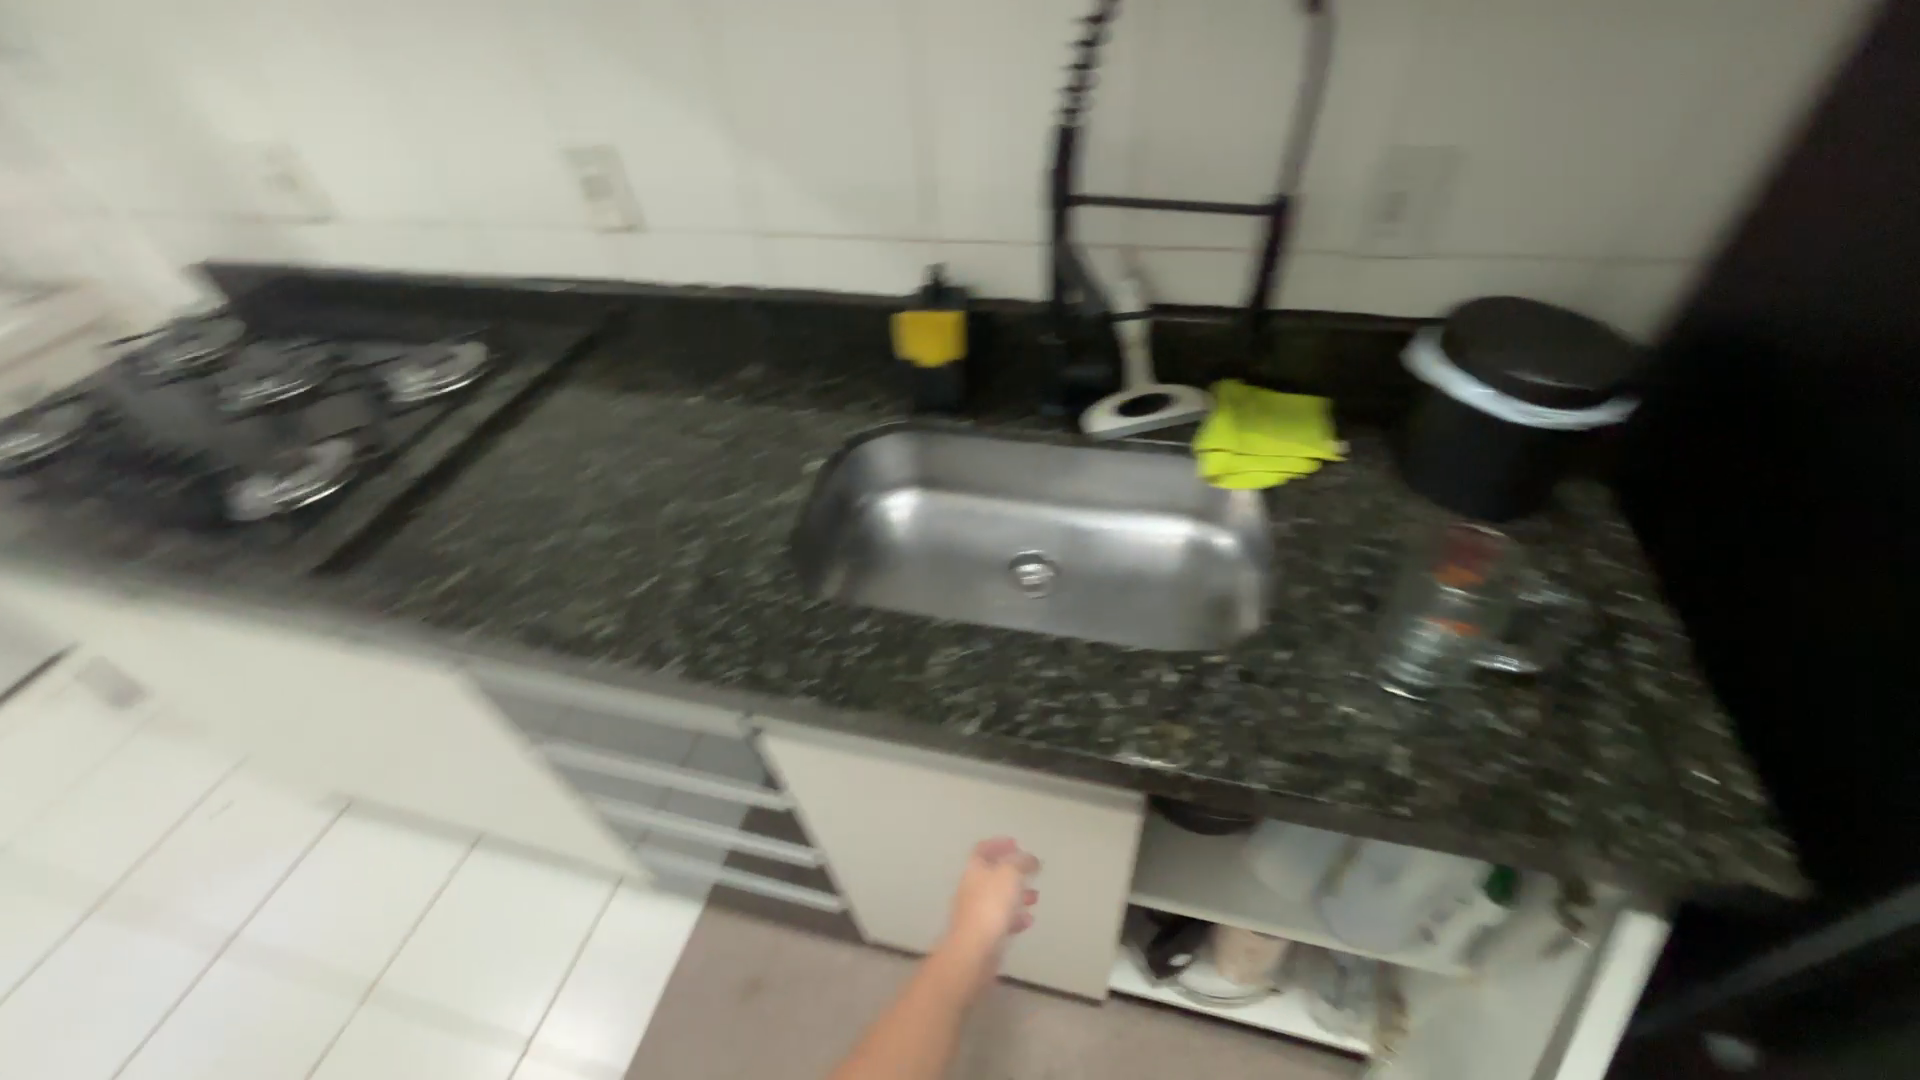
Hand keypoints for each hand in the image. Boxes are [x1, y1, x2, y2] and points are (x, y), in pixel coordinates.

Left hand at [935, 837, 1039, 989]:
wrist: (974, 951)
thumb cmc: (991, 906)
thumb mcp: (1010, 874)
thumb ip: (1021, 862)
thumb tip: (1029, 857)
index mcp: (975, 869)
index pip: (983, 849)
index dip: (998, 844)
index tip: (1016, 843)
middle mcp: (972, 888)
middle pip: (992, 874)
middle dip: (1013, 871)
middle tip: (1031, 871)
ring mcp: (976, 912)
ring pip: (999, 898)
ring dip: (1017, 894)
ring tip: (1036, 897)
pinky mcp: (984, 934)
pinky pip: (1002, 920)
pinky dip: (1016, 917)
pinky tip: (1028, 921)